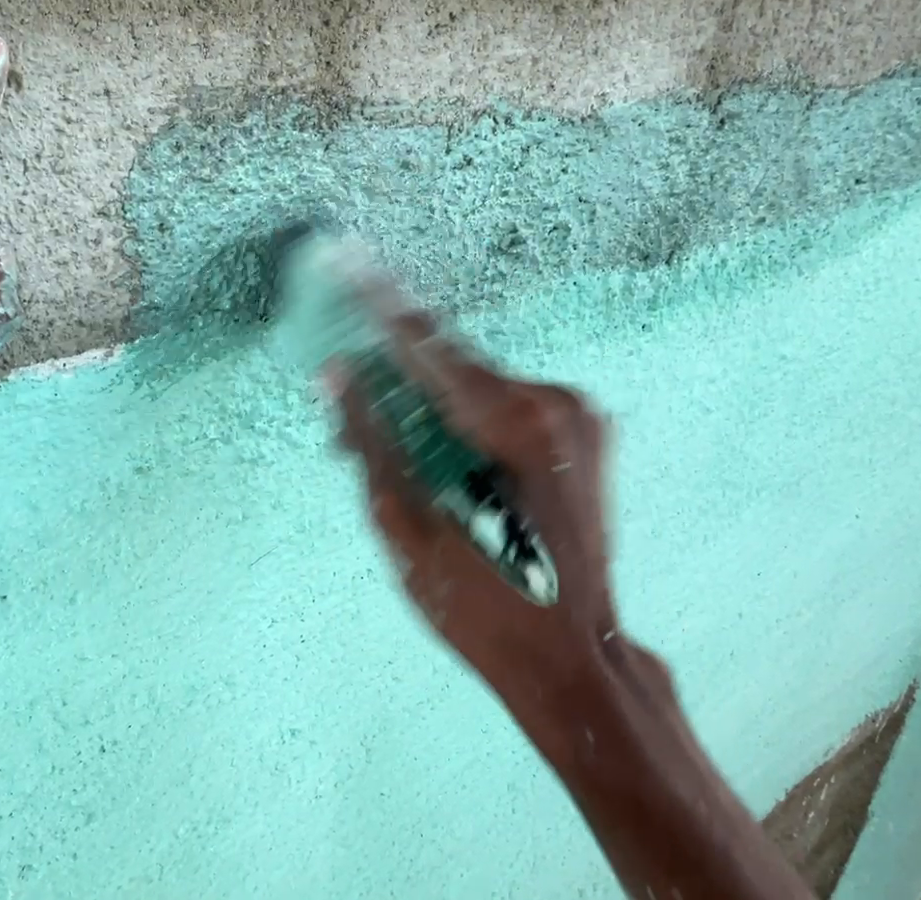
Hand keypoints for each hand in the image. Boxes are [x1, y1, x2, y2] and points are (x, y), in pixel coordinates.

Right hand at [333, 297, 618, 697]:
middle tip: (344, 384)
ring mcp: (577, 417)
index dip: (377, 304)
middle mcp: (555, 402)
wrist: (572, 659)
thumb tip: (337, 376)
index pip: (426, 345)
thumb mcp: (405, 523)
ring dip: (424, 401)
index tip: (344, 261)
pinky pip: (502, 407)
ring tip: (382, 437)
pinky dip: (459, 417)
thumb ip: (371, 437)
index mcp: (514, 420)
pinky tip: (431, 450)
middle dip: (393, 372)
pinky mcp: (583, 436)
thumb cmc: (481, 603)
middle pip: (451, 365)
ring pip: (476, 385)